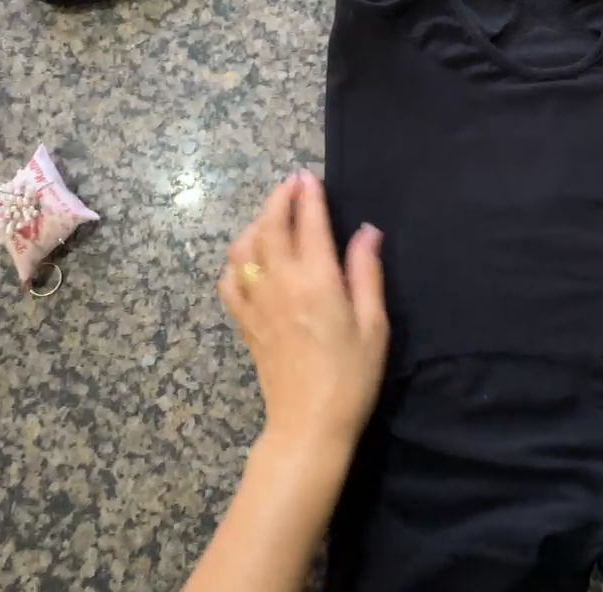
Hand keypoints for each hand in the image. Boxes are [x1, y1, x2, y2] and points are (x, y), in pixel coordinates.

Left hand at [219, 170, 388, 454]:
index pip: (308, 222)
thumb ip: (367, 273)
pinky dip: (236, 261)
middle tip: (291, 184)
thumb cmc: (351, 375)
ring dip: (256, 223)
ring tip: (272, 216)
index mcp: (316, 279)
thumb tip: (367, 231)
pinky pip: (229, 281)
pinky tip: (248, 260)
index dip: (308, 195)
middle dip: (279, 198)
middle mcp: (280, 282)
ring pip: (243, 247)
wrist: (308, 425)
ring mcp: (256, 301)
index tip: (309, 176)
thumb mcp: (373, 324)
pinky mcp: (244, 322)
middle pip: (269, 225)